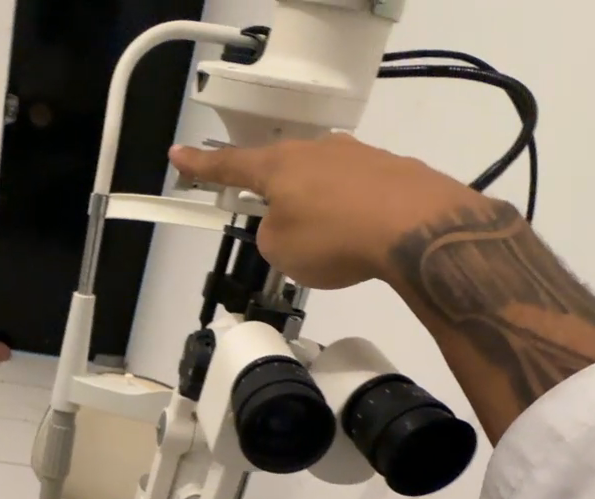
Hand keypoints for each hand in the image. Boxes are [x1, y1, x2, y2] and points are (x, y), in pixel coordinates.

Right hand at [169, 134, 494, 290]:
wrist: (416, 227)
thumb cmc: (333, 238)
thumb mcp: (279, 250)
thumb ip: (269, 234)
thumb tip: (285, 224)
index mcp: (278, 167)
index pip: (229, 166)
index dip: (201, 166)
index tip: (178, 154)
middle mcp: (315, 151)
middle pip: (279, 171)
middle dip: (270, 195)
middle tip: (269, 221)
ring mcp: (356, 156)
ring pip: (319, 181)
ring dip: (313, 207)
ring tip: (324, 244)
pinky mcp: (389, 170)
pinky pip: (353, 193)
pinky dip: (346, 213)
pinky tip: (356, 238)